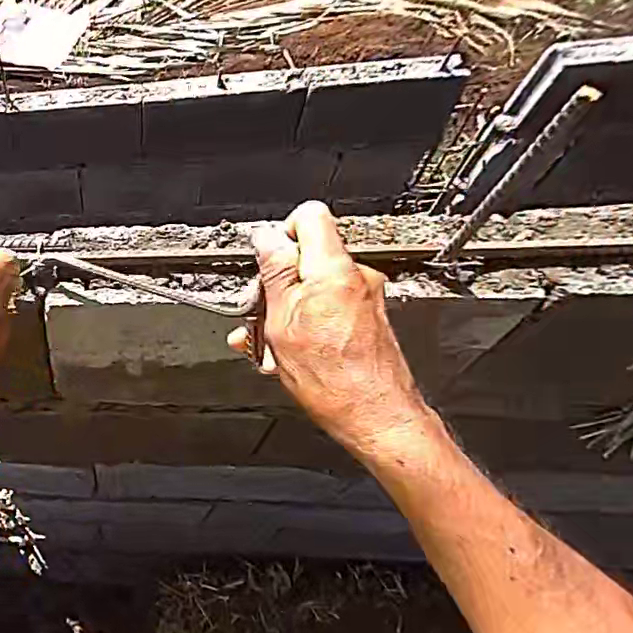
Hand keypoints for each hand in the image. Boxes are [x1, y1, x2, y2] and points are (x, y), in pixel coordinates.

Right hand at [226, 201, 437, 458]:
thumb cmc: (334, 380)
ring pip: (311, 286)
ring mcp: (362, 297)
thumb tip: (267, 238)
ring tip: (269, 342)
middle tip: (258, 312)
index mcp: (333, 270)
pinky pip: (324, 306)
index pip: (309, 217)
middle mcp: (355, 277)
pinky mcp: (364, 318)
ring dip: (283, 310)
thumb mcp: (282, 323)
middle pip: (306, 255)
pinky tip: (285, 350)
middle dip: (275, 282)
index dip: (280, 235)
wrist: (374, 415)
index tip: (264, 264)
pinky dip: (302, 323)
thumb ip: (275, 275)